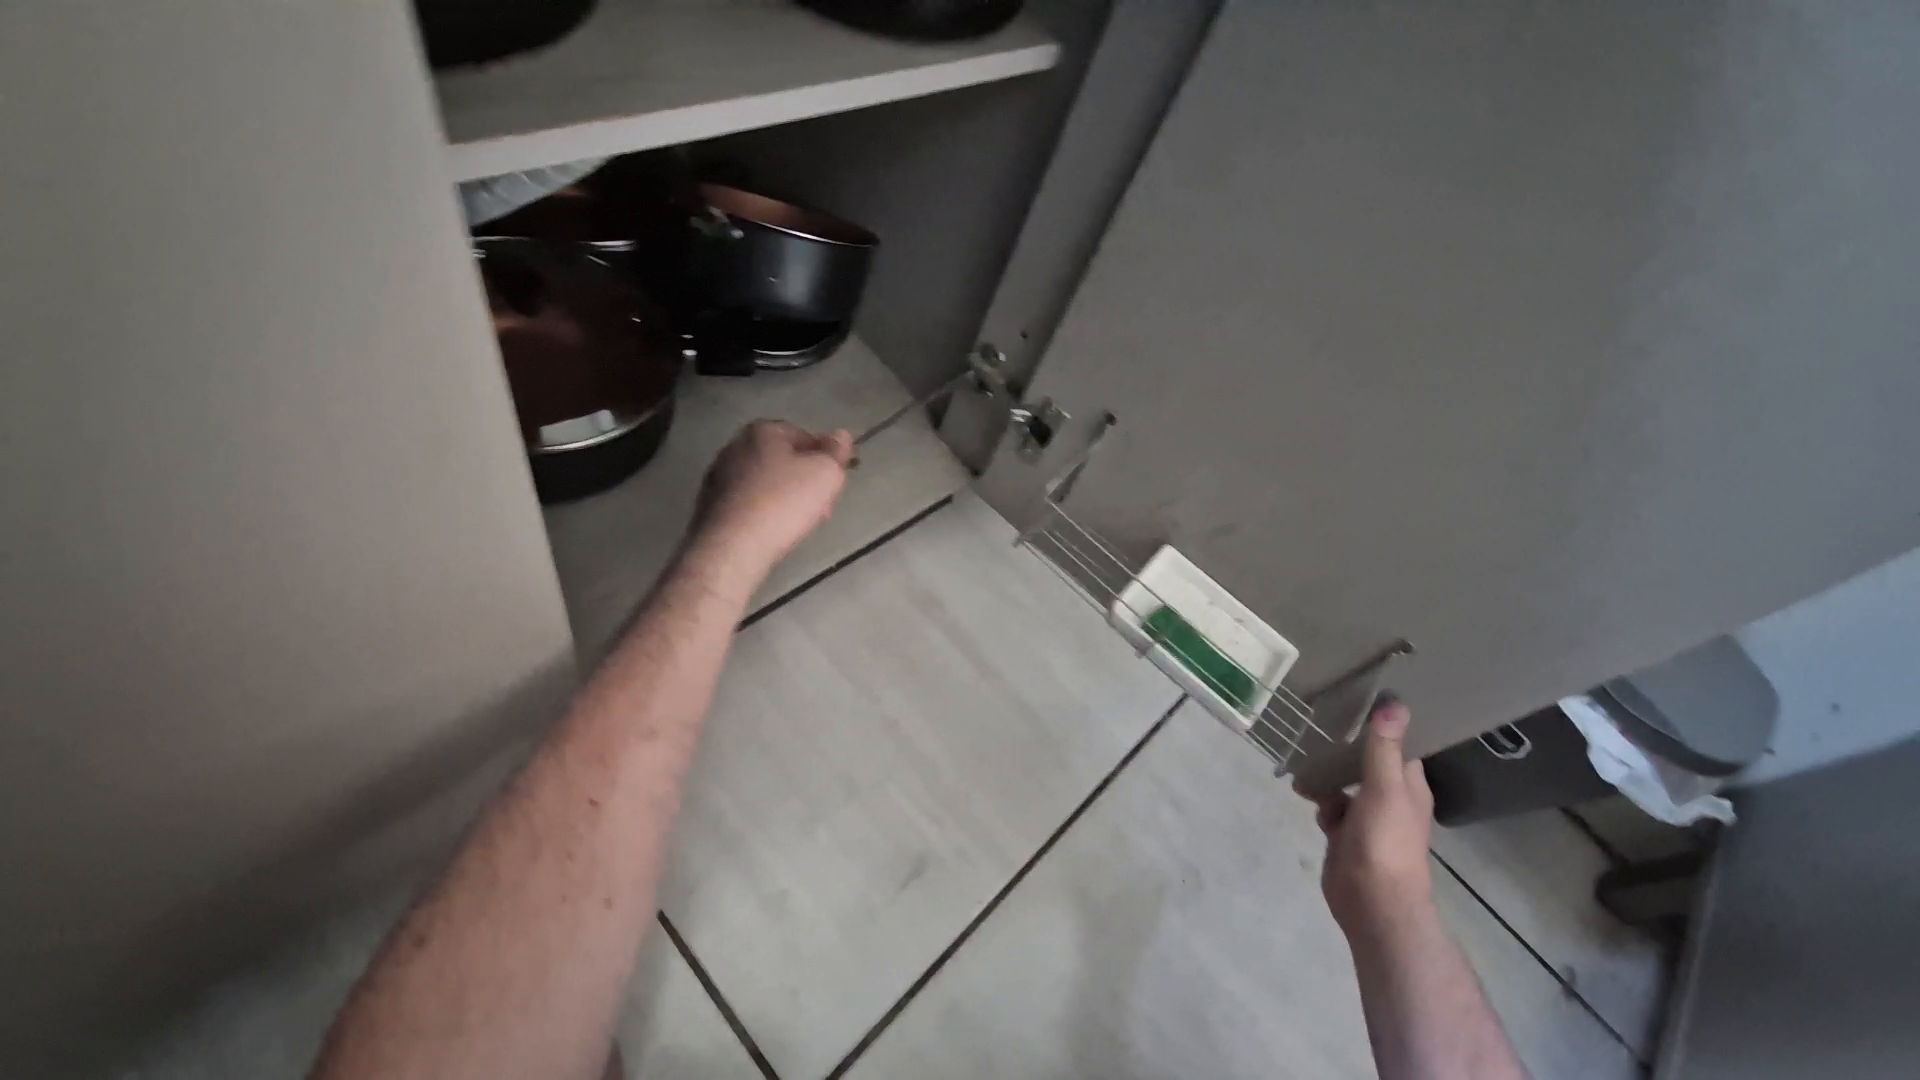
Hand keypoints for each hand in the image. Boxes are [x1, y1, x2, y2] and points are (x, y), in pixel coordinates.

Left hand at [688, 420, 852, 572]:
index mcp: (762, 430)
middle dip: (804, 480)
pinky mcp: (709, 505)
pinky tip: (773, 530)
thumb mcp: (825, 473)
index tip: (834, 482)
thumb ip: (836, 452)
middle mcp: (735, 446)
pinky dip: (762, 512)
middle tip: (821, 505)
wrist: (733, 546)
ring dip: (784, 497)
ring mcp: (718, 476)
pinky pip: (747, 503)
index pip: (804, 436)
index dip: (824, 458)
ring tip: (799, 522)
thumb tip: (841, 435)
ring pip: (764, 482)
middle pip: (782, 459)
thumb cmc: (784, 502)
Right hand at [1296, 695, 1435, 939]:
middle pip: (1368, 762)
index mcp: (1409, 786)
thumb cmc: (1385, 842)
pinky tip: (1307, 796)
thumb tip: (1395, 703)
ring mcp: (1367, 817)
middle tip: (1321, 725)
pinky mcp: (1345, 834)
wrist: (1371, 902)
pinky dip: (1320, 800)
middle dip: (1346, 748)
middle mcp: (1391, 798)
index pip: (1401, 745)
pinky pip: (1331, 807)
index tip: (1362, 699)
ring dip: (1327, 773)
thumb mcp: (1385, 788)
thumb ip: (1384, 748)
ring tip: (1304, 762)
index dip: (1385, 724)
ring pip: (1345, 783)